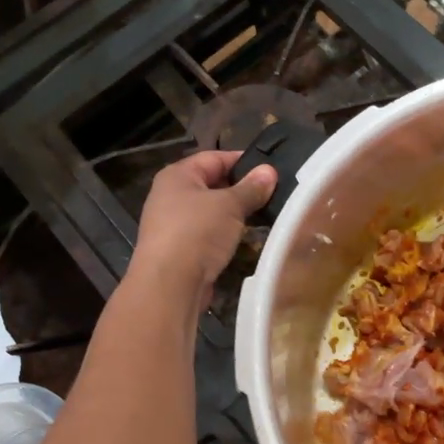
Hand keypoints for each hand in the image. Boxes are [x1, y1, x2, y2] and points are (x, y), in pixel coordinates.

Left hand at [131, 151, 276, 313]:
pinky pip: (209, 237)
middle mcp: (171, 197)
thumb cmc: (197, 232)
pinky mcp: (181, 251)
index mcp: (177, 176)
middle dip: (242, 191)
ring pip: (212, 214)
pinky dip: (227, 237)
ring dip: (236, 217)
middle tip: (274, 196)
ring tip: (267, 218)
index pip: (214, 158)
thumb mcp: (229, 205)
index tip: (271, 170)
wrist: (170, 284)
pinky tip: (248, 242)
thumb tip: (269, 171)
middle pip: (212, 186)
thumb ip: (251, 188)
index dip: (243, 161)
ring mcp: (174, 226)